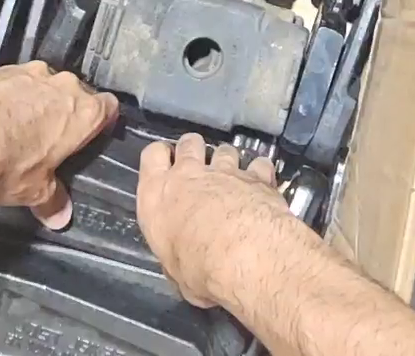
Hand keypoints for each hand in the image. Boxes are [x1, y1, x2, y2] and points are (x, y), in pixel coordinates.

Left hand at [0, 62, 116, 228]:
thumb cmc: (7, 164)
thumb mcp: (33, 192)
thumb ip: (53, 201)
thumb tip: (62, 218)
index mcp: (84, 113)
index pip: (110, 108)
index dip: (102, 121)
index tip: (90, 135)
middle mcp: (65, 85)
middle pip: (78, 94)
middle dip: (67, 111)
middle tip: (51, 137)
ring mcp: (35, 72)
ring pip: (47, 84)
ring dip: (39, 99)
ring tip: (18, 125)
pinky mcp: (5, 68)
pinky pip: (18, 80)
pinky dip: (12, 93)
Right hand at [136, 133, 311, 306]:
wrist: (243, 253)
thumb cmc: (198, 268)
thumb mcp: (175, 270)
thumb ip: (177, 253)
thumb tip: (185, 260)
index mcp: (159, 195)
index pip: (152, 156)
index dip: (160, 156)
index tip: (166, 165)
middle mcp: (190, 174)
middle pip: (189, 143)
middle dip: (194, 150)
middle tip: (199, 166)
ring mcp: (226, 170)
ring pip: (224, 149)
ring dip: (227, 162)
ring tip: (232, 179)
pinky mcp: (256, 175)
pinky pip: (258, 164)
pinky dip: (260, 173)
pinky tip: (261, 185)